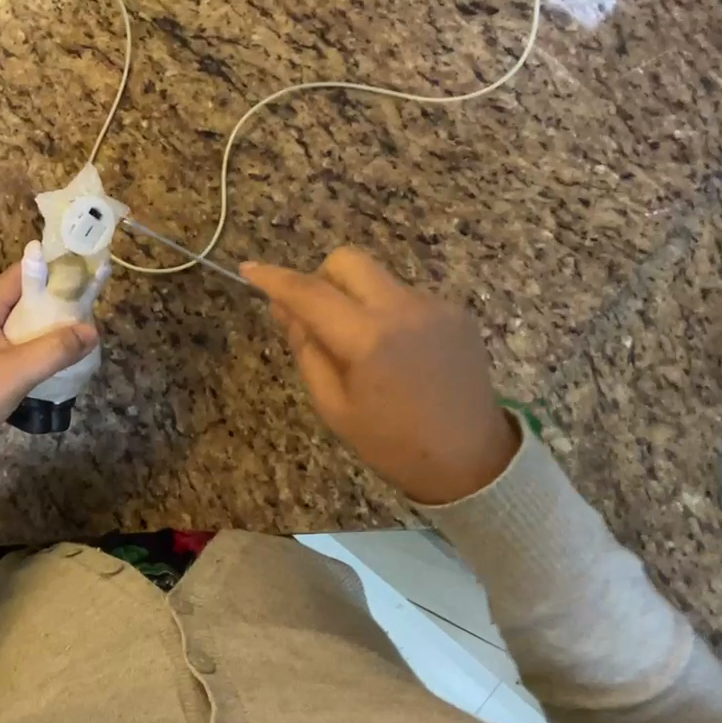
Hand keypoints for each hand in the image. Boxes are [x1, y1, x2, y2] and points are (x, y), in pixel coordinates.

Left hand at [0, 259, 99, 427]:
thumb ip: (56, 349)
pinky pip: (23, 338)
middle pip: (25, 294)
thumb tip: (92, 332)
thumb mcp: (19, 370)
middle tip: (88, 300)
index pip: (20, 273)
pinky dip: (43, 339)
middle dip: (56, 295)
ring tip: (82, 322)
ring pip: (26, 318)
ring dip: (51, 319)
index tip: (81, 272)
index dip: (50, 269)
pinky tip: (63, 348)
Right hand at [241, 249, 518, 504]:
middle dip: (321, 278)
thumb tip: (285, 308)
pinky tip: (396, 354)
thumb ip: (306, 349)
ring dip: (355, 299)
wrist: (473, 461)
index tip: (248, 269)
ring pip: (376, 279)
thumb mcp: (332, 405)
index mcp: (369, 339)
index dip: (274, 279)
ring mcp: (435, 307)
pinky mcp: (455, 312)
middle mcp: (404, 310)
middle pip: (347, 261)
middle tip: (316, 317)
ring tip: (362, 349)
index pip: (309, 293)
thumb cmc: (392, 443)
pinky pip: (403, 296)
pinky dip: (385, 313)